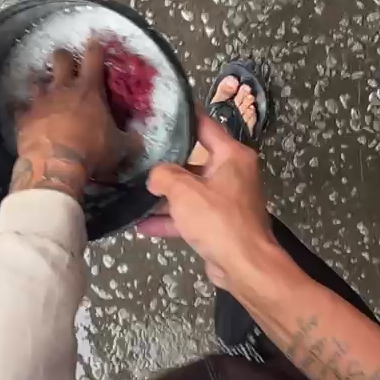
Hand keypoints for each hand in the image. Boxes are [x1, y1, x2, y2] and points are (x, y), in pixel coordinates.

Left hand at [12, 42, 143, 200]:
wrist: (56, 167)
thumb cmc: (92, 152)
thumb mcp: (119, 148)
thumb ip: (130, 140)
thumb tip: (140, 141)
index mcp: (89, 90)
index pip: (93, 58)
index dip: (94, 47)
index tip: (94, 40)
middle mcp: (62, 89)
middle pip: (60, 59)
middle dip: (64, 57)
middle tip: (66, 62)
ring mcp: (40, 101)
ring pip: (37, 82)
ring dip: (42, 86)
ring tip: (45, 93)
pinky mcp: (24, 117)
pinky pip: (22, 109)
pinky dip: (26, 113)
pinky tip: (28, 118)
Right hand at [140, 115, 298, 298]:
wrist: (245, 266)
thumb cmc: (218, 220)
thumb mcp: (184, 191)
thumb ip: (163, 175)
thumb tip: (155, 177)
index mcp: (232, 155)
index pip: (204, 125)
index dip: (181, 118)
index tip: (157, 113)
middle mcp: (231, 173)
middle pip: (193, 160)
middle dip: (165, 163)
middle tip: (137, 155)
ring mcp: (226, 200)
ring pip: (190, 191)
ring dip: (164, 196)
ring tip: (134, 192)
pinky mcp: (219, 223)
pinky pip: (191, 215)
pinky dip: (171, 219)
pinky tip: (142, 226)